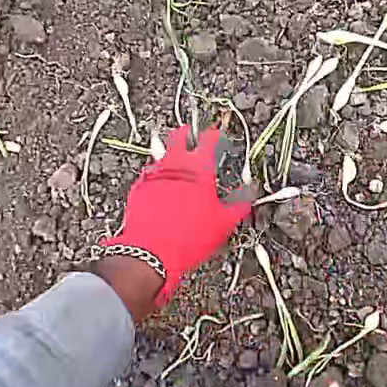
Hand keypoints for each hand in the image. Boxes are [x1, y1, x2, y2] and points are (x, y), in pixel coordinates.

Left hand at [100, 126, 251, 310]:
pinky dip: (156, 175)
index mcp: (199, 169)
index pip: (209, 140)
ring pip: (162, 153)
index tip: (216, 134)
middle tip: (191, 135)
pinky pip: (148, 174)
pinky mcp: (138, 188)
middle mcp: (175, 165)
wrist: (151, 253)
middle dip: (186, 133)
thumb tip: (248, 198)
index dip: (214, 134)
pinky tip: (160, 184)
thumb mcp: (222, 223)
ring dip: (170, 154)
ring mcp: (154, 174)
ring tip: (177, 162)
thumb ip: (237, 206)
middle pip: (179, 137)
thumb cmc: (189, 237)